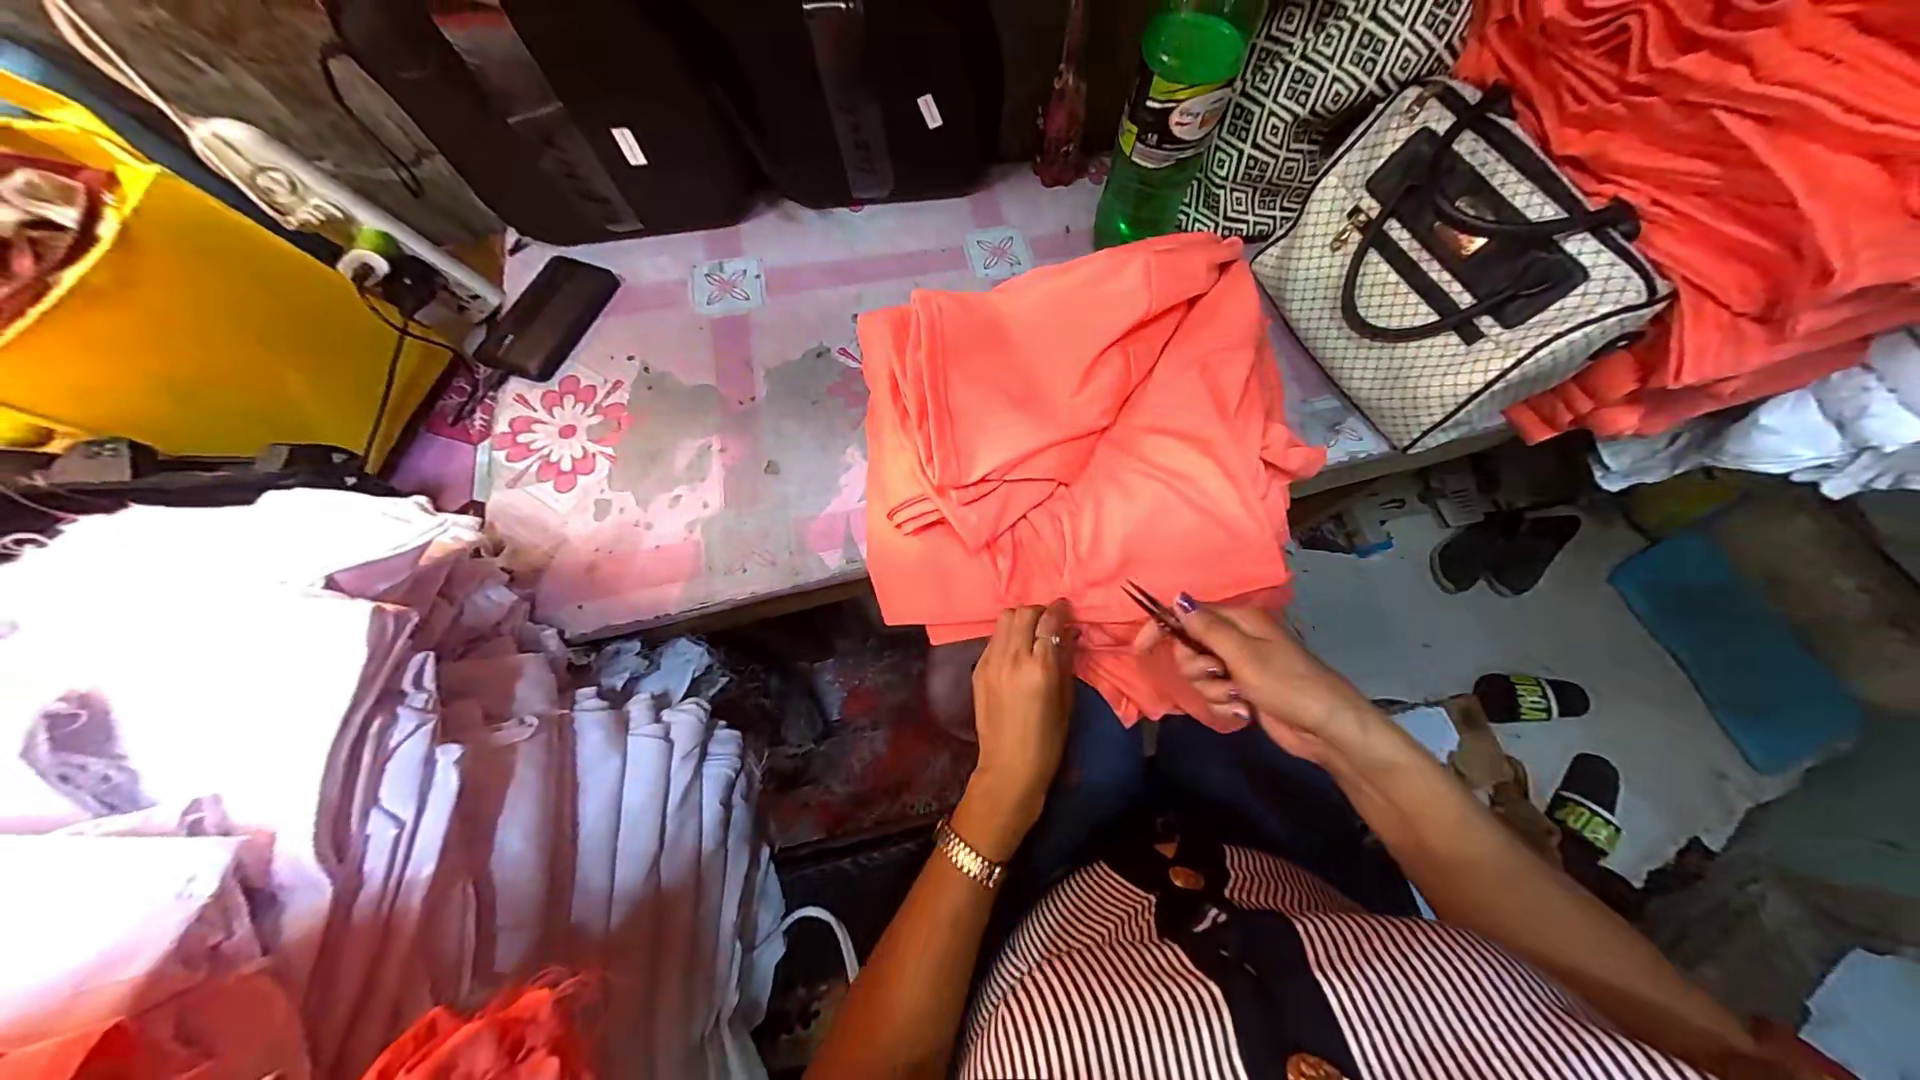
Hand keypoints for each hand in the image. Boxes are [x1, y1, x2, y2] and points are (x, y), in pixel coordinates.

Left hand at [955, 600, 1073, 859]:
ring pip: (1004, 620)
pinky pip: (993, 639)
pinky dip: (1007, 636)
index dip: (1059, 609)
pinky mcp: (977, 669)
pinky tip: (1016, 650)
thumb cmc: (1048, 739)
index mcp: (1040, 667)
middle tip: (1049, 621)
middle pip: (1023, 613)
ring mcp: (990, 662)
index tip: (1066, 608)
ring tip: (1031, 632)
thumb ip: (1066, 659)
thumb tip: (1069, 632)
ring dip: (1020, 619)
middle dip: (1039, 611)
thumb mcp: (1066, 699)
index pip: (1048, 621)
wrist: (1008, 766)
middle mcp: (1012, 658)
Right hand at [1135, 598, 1381, 765]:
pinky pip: (1213, 691)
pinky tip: (1243, 709)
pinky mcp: (1242, 689)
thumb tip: (1177, 598)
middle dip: (1194, 666)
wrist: (1327, 728)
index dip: (1162, 628)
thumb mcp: (1244, 655)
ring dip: (1210, 688)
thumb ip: (1206, 628)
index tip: (1141, 648)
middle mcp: (1236, 638)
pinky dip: (1222, 702)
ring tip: (1237, 696)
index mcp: (1239, 620)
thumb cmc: (1288, 684)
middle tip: (1217, 675)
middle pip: (1189, 646)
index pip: (1188, 614)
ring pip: (1199, 673)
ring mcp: (1239, 665)